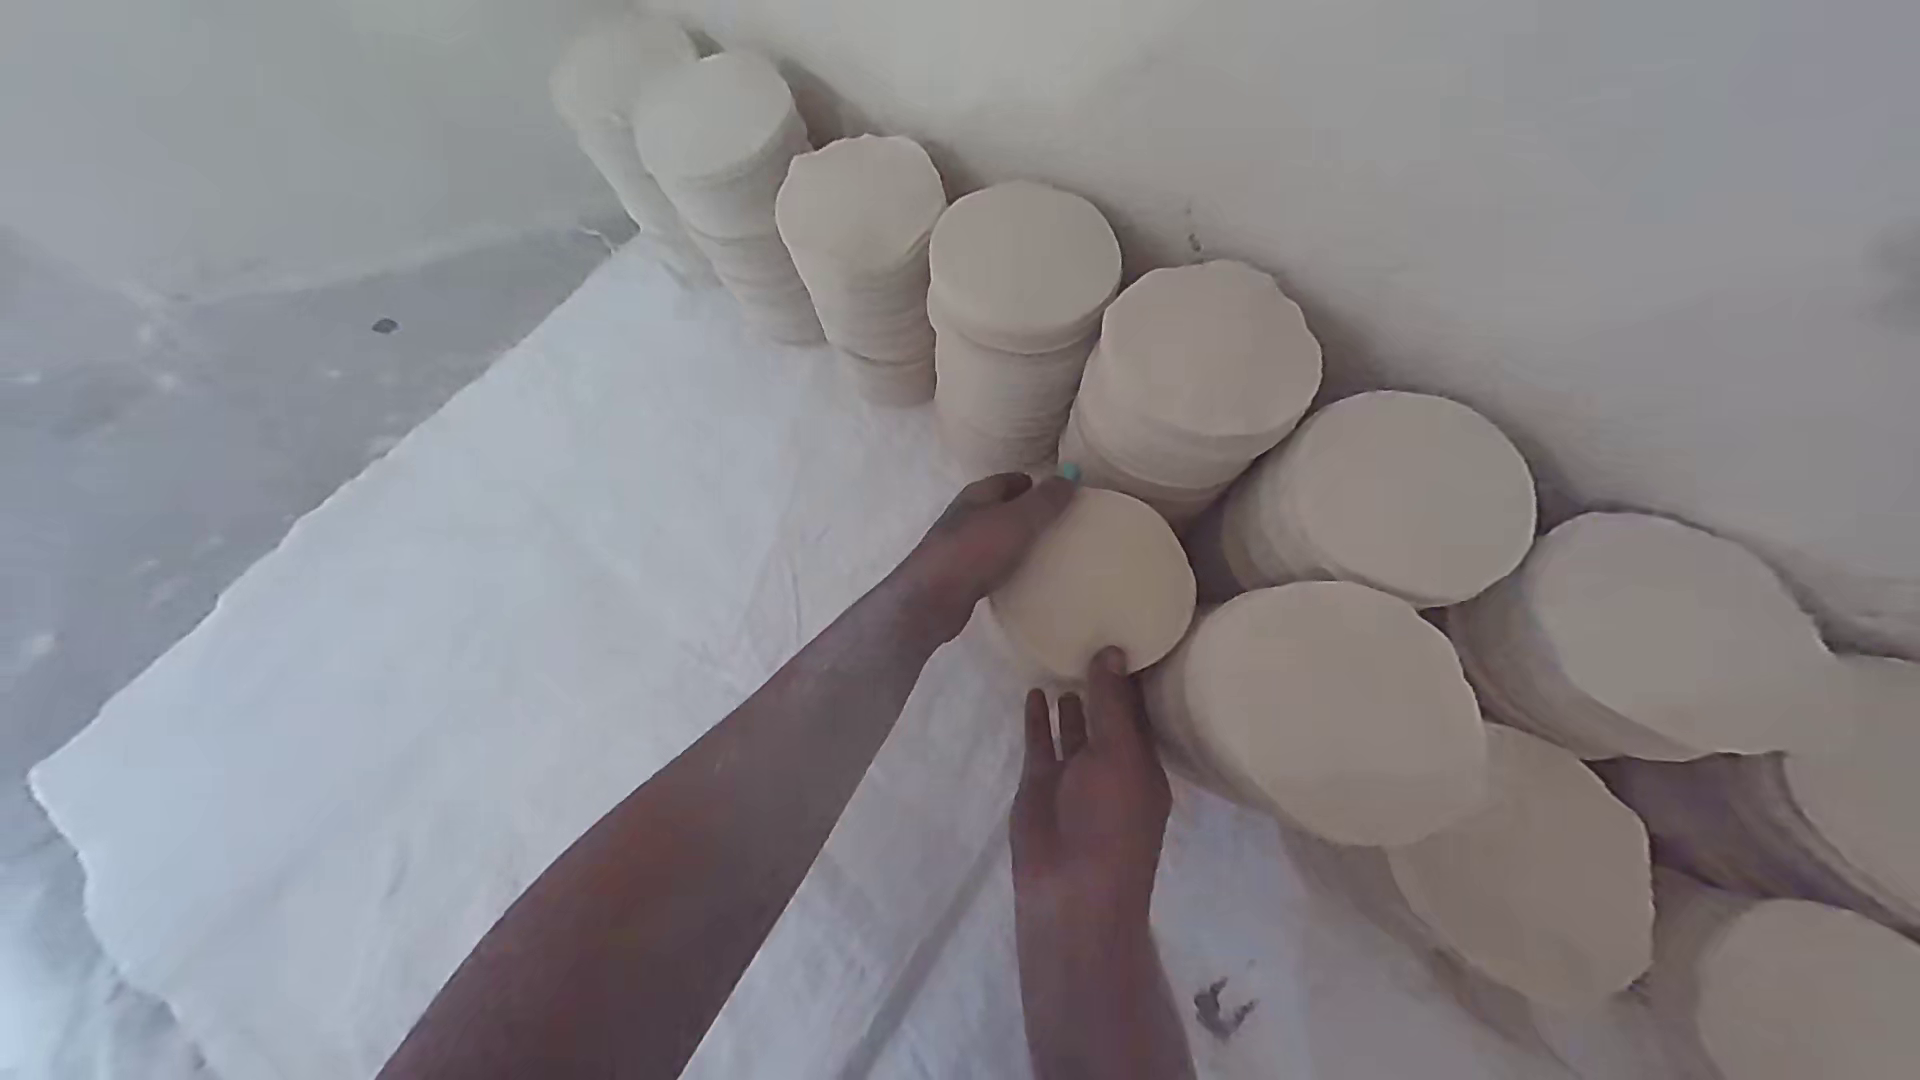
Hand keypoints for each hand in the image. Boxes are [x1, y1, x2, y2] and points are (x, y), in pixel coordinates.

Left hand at [892, 472, 1074, 642]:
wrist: (932, 598)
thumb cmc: (975, 550)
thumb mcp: (1017, 520)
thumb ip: (1045, 500)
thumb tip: (1070, 475)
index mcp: (977, 495)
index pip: (1009, 480)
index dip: (1034, 484)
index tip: (1060, 494)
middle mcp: (966, 516)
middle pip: (1002, 508)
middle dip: (1028, 512)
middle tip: (1061, 524)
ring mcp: (960, 547)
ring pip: (996, 536)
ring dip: (1018, 540)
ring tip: (1049, 551)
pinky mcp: (960, 575)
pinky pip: (991, 564)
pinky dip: (1008, 565)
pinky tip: (1023, 577)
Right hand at [1012, 648, 1172, 925]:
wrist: (1068, 886)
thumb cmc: (1110, 819)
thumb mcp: (1120, 755)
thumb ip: (1113, 704)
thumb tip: (1114, 651)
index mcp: (1142, 761)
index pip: (1139, 710)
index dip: (1132, 676)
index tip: (1126, 633)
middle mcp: (1111, 764)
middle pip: (1106, 715)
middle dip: (1100, 682)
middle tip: (1090, 633)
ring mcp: (1073, 773)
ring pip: (1074, 726)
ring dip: (1071, 697)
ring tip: (1063, 654)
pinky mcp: (1041, 780)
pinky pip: (1041, 740)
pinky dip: (1038, 717)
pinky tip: (1034, 689)